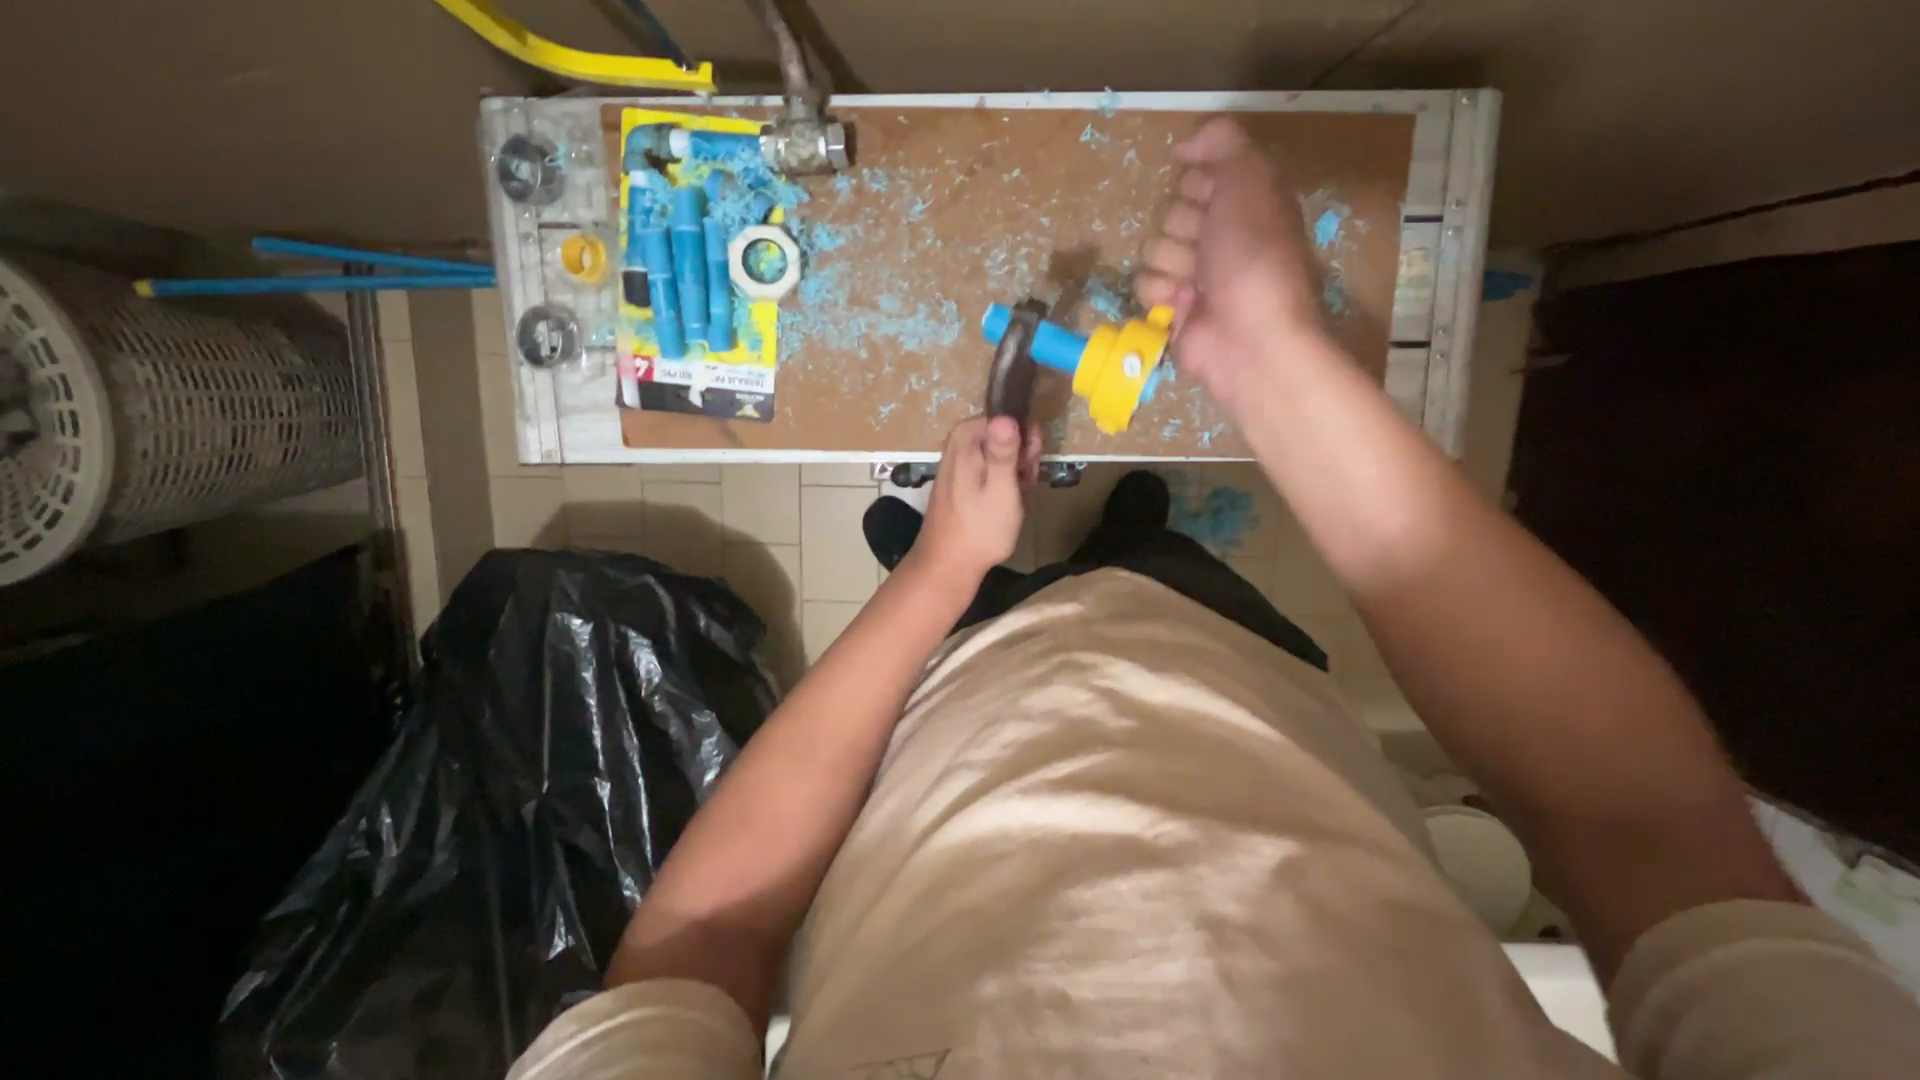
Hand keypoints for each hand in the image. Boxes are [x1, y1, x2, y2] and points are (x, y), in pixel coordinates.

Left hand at [905, 415, 1038, 583]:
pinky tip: (1008, 506)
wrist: (948, 566)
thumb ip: (1003, 452)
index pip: (1006, 419)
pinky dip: (1002, 486)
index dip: (1023, 441)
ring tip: (1017, 500)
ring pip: (999, 457)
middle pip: (1002, 437)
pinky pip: (989, 473)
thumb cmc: (980, 528)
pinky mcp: (959, 484)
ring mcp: (957, 466)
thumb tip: (1005, 416)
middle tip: (1025, 485)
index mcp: (965, 440)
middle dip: (1020, 460)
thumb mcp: (1001, 489)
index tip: (1029, 465)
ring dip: (1015, 475)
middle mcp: (957, 446)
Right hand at [1136, 118, 1325, 404]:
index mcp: (1242, 200)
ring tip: (1199, 283)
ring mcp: (1193, 272)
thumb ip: (1221, 141)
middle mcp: (1218, 234)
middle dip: (1184, 227)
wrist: (1249, 336)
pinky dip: (1162, 293)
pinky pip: (1144, 283)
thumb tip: (1184, 145)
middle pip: (1169, 209)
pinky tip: (1185, 305)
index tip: (1214, 199)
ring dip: (1173, 262)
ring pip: (1152, 246)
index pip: (1194, 173)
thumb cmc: (1254, 255)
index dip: (1198, 184)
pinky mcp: (1172, 306)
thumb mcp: (1250, 177)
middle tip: (1210, 248)